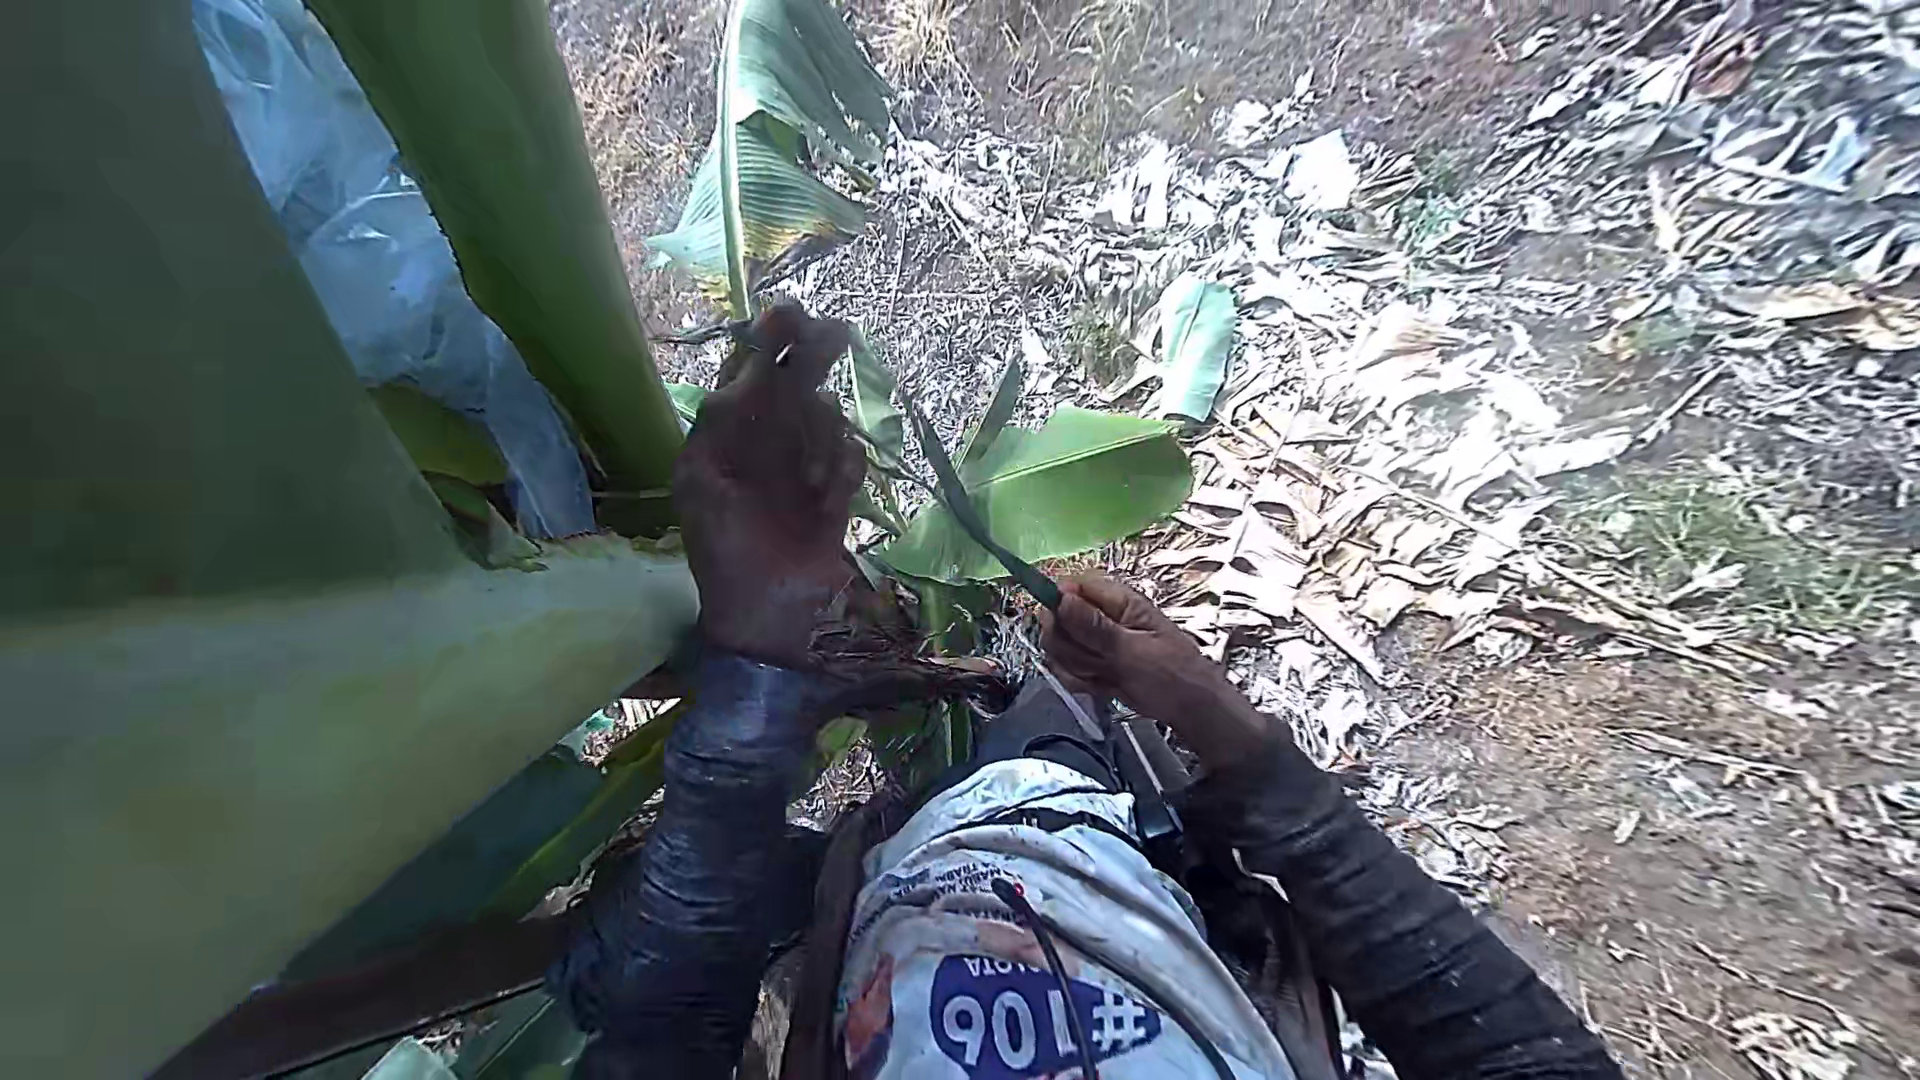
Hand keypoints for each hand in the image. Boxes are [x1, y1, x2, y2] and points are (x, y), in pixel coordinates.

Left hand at [673, 303, 865, 668]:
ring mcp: (803, 468)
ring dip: (824, 440)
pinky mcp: (834, 493)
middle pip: (794, 388)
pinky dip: (843, 471)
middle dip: (812, 360)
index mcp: (728, 440)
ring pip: (826, 422)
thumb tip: (740, 377)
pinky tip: (828, 496)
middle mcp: (767, 446)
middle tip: (837, 334)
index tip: (789, 312)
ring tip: (812, 481)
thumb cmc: (723, 552)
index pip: (748, 378)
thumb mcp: (702, 483)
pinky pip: (849, 462)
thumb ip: (718, 427)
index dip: (768, 344)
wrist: (764, 611)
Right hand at [1038, 575, 1274, 767]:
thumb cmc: (1172, 675)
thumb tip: (1061, 598)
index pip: (1074, 586)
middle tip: (1096, 659)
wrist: (1190, 711)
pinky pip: (1066, 667)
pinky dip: (1080, 680)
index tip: (1063, 625)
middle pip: (1058, 617)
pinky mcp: (1091, 663)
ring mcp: (1095, 641)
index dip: (1061, 603)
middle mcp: (1102, 616)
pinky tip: (1102, 686)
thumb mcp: (1133, 651)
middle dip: (1070, 644)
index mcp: (1118, 601)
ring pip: (1059, 645)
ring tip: (1105, 673)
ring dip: (1077, 665)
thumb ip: (1094, 626)